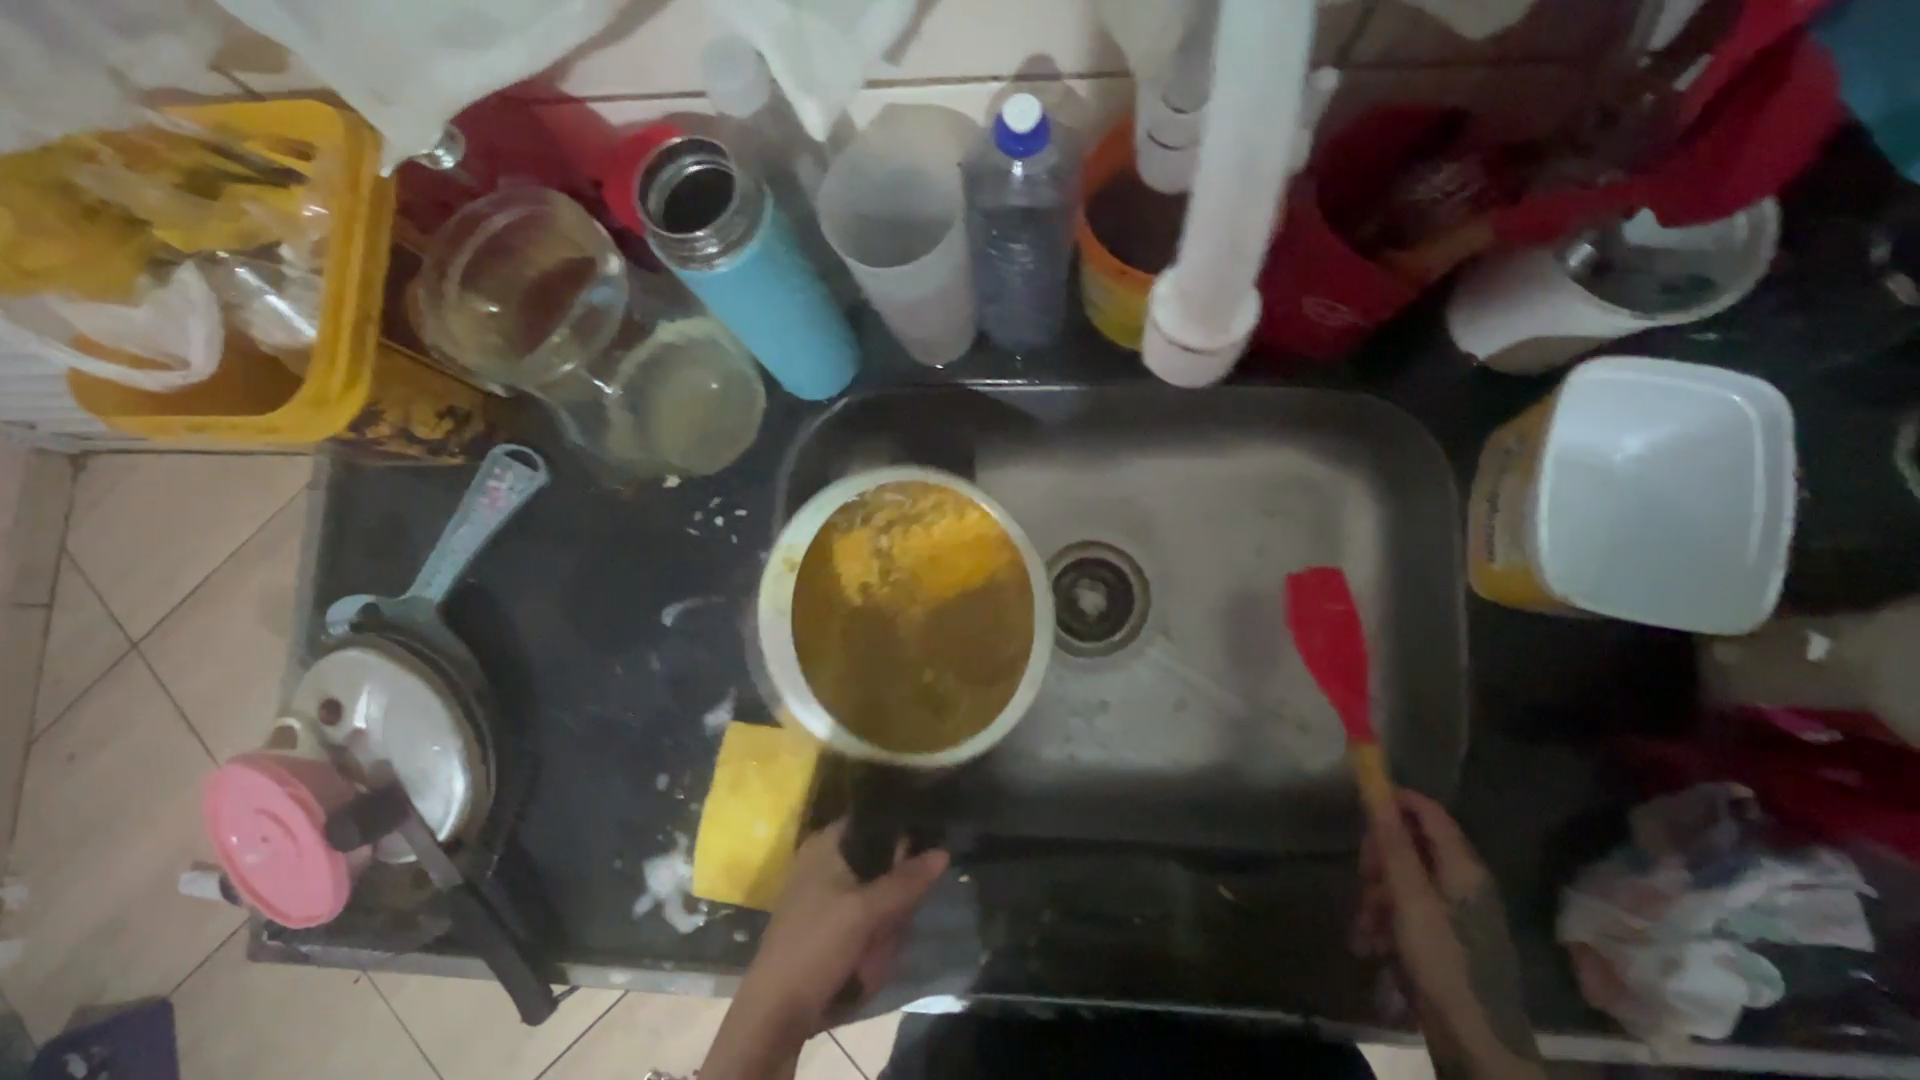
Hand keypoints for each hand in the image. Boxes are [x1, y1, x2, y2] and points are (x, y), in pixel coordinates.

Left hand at [703, 820, 947, 1079]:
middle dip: (897, 879)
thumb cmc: (817, 945)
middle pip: (878, 855)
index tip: (931, 841)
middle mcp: (822, 858)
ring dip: (888, 908)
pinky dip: (876, 924)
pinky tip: (878, 943)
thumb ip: (905, 881)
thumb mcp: (866, 912)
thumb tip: (943, 852)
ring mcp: (823, 890)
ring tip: (887, 931)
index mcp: (825, 844)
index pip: (873, 819)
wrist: (777, 1008)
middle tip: (906, 903)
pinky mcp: (826, 918)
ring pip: (875, 886)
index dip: (902, 829)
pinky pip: (865, 910)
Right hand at [1353, 790, 1543, 1079]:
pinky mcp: (1445, 939)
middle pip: (1411, 847)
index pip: (1428, 811)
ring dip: (1376, 898)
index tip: (1359, 807)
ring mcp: (1455, 912)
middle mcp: (1462, 882)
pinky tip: (1372, 945)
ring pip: (1403, 883)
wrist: (1474, 1036)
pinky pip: (1407, 913)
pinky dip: (1386, 923)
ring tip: (1364, 928)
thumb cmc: (1442, 958)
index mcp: (1462, 866)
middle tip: (1363, 880)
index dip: (1394, 802)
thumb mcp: (1409, 897)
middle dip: (1379, 861)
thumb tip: (1378, 789)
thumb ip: (1392, 843)